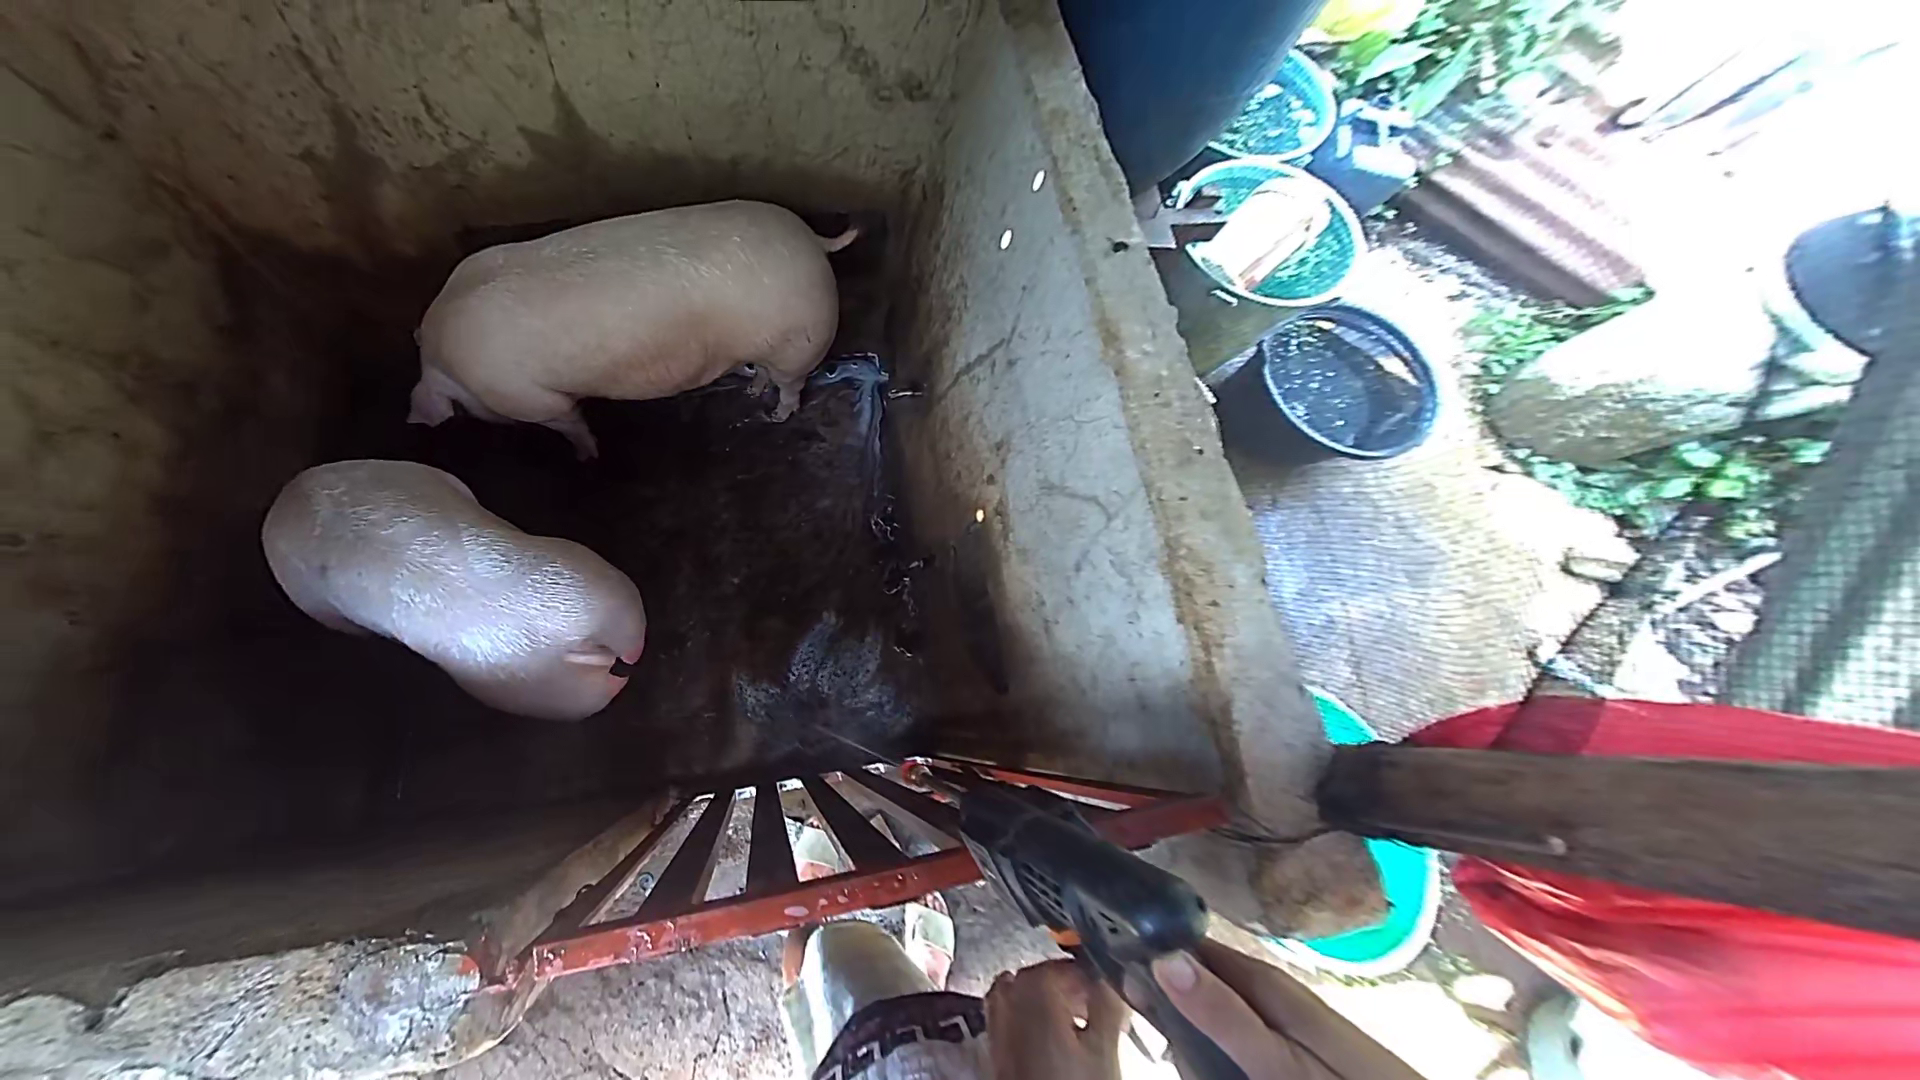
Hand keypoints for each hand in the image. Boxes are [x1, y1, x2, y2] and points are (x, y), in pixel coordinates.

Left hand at [986, 959, 1127, 1079]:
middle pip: (1049, 977)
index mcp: (1034, 984)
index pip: (1070, 966)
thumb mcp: (1104, 1049)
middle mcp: (1009, 993)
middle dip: (1077, 992)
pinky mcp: (994, 1047)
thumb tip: (1112, 978)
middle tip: (1104, 1016)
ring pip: (1032, 996)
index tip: (1113, 998)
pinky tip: (1058, 1045)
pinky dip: (1037, 1022)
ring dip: (1058, 1006)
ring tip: (1085, 1033)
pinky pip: (1017, 1017)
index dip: (1096, 981)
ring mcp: (997, 1019)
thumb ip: (1108, 1002)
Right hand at [1150, 941, 1421, 1079]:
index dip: (1152, 954)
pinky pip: (1237, 1039)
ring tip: (1167, 1043)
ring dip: (1189, 1028)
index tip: (1115, 970)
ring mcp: (1281, 1025)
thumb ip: (1223, 1013)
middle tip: (1135, 1017)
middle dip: (1167, 997)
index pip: (1192, 948)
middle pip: (1200, 980)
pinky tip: (1203, 1061)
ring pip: (1216, 1014)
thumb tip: (1163, 955)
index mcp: (1264, 983)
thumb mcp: (1280, 1065)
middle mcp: (1270, 993)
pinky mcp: (1290, 1052)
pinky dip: (1214, 1048)